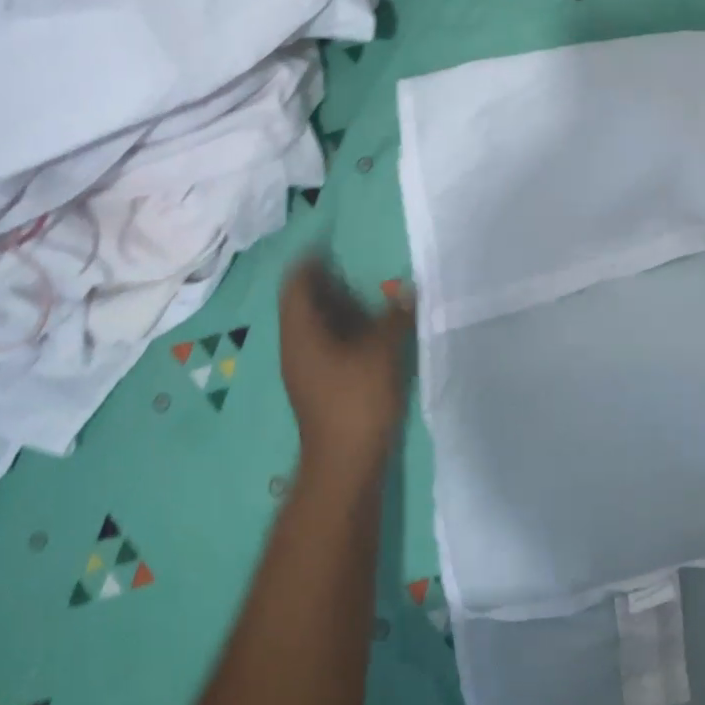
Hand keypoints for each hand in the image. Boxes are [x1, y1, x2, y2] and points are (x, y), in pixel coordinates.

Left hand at [277, 256, 413, 482]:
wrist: (345, 462)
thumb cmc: (357, 401)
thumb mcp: (382, 354)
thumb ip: (394, 318)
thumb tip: (408, 291)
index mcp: (300, 334)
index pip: (296, 285)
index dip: (311, 261)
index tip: (333, 242)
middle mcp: (296, 347)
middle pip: (305, 304)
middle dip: (330, 283)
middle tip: (361, 264)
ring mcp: (307, 369)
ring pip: (319, 326)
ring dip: (342, 308)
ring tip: (374, 293)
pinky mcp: (322, 385)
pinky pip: (330, 345)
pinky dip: (348, 330)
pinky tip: (375, 331)